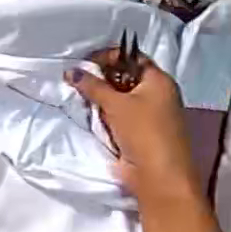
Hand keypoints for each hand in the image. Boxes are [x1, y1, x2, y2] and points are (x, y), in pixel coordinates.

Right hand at [68, 47, 198, 201]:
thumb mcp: (115, 104)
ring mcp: (148, 114)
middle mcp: (156, 94)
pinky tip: (92, 118)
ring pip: (118, 99)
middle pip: (123, 78)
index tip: (84, 63)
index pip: (132, 57)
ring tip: (83, 101)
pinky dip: (104, 116)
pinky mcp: (138, 132)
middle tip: (78, 82)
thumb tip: (72, 71)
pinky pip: (117, 116)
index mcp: (159, 81)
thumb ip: (92, 85)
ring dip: (101, 100)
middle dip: (100, 80)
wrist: (158, 175)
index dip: (108, 57)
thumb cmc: (143, 132)